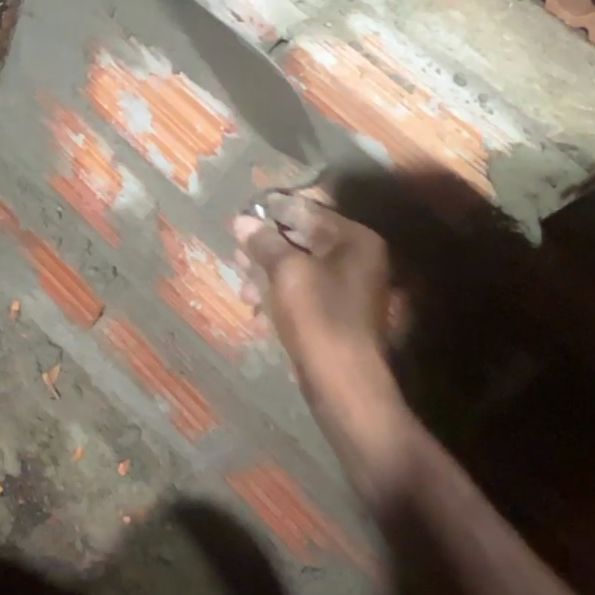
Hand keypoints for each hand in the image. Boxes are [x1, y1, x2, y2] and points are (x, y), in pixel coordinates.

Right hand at [234, 193, 421, 505]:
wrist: (344, 384)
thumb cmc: (319, 318)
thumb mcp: (286, 273)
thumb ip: (265, 242)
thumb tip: (242, 221)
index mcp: (355, 240)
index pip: (309, 210)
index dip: (273, 210)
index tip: (242, 212)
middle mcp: (357, 259)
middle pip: (303, 238)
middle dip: (266, 246)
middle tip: (236, 252)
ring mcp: (349, 288)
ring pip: (299, 267)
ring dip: (267, 272)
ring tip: (242, 286)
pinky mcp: (336, 314)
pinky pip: (302, 291)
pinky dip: (278, 294)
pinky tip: (256, 306)